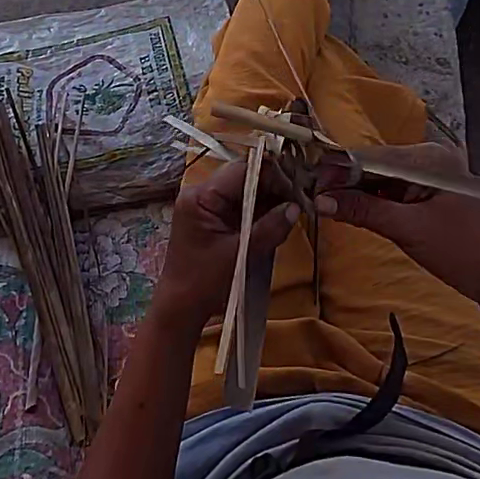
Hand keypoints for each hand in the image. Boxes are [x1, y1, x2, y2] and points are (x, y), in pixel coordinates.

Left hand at [156, 157, 299, 327]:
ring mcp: (205, 206)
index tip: (296, 188)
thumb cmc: (204, 282)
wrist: (180, 307)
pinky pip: (239, 206)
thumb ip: (269, 228)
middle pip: (244, 178)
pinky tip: (277, 220)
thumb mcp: (241, 254)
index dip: (272, 175)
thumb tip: (296, 207)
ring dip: (268, 200)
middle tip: (299, 200)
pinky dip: (258, 211)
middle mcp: (200, 194)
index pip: (242, 171)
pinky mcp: (211, 218)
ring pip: (244, 191)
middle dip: (273, 187)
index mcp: (200, 197)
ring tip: (292, 210)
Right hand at [315, 144, 479, 308]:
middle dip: (345, 182)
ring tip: (327, 205)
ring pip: (383, 183)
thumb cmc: (465, 249)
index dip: (338, 170)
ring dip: (357, 195)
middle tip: (314, 197)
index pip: (371, 157)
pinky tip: (354, 212)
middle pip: (376, 168)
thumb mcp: (408, 227)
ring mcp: (434, 183)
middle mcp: (431, 163)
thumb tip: (321, 200)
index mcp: (429, 159)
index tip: (310, 183)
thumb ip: (363, 209)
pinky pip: (395, 197)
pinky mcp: (434, 203)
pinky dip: (374, 205)